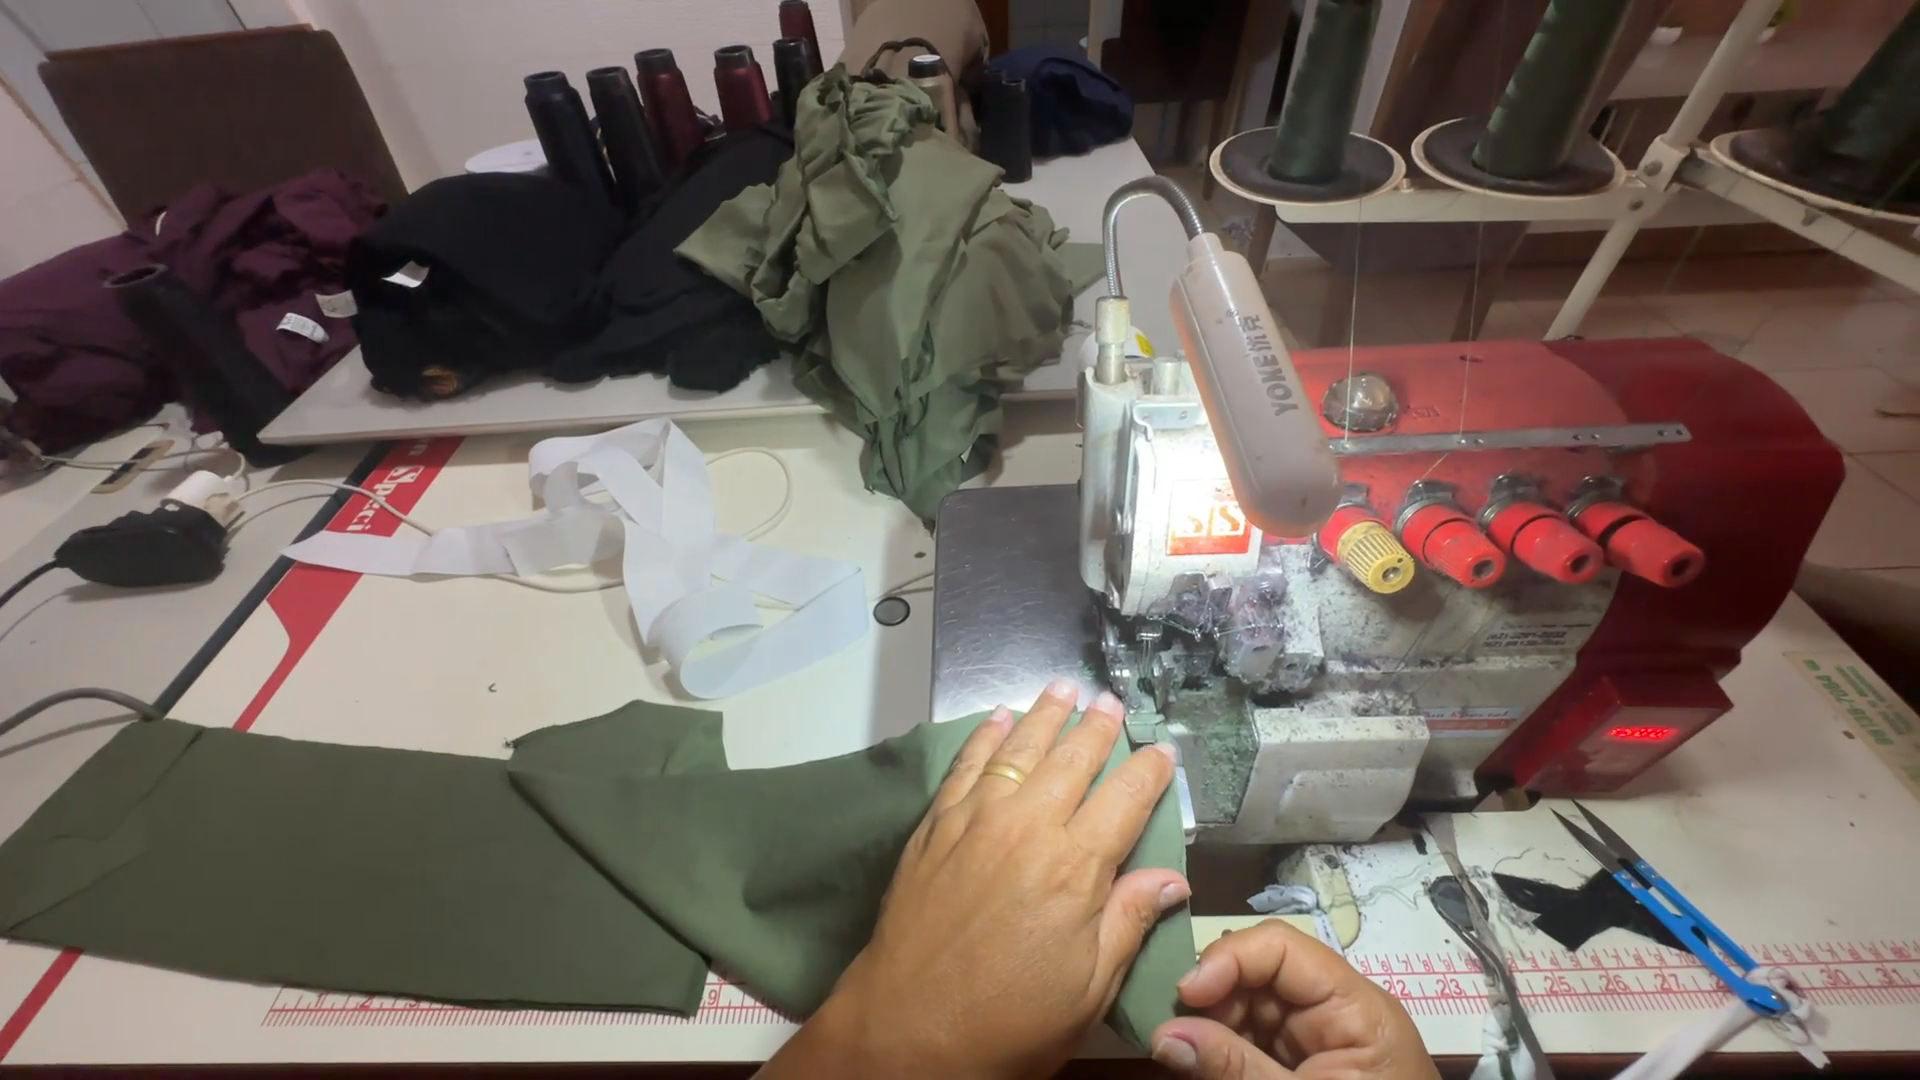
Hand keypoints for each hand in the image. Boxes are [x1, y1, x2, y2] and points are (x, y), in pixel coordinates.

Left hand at [762, 678, 1187, 1079]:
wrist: (909, 1026)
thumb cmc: (1011, 1020)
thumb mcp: (1088, 988)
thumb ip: (1128, 921)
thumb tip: (1172, 876)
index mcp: (1076, 867)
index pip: (1125, 800)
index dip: (1149, 771)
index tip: (1162, 749)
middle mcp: (1030, 826)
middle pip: (1072, 760)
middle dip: (1096, 727)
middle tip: (1110, 699)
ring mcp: (978, 817)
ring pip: (1020, 749)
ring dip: (1044, 715)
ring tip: (1062, 687)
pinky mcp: (938, 821)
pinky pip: (968, 764)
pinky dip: (985, 735)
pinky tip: (998, 716)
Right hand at [1150, 920, 1439, 1079]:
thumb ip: (1233, 1068)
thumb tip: (1162, 1036)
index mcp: (1357, 1008)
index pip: (1281, 946)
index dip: (1227, 958)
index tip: (1185, 994)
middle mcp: (1336, 1008)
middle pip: (1258, 970)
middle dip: (1213, 995)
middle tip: (1177, 1030)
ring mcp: (1318, 1036)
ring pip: (1246, 1001)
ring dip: (1211, 1021)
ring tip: (1183, 1050)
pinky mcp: (1302, 1062)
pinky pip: (1251, 1034)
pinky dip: (1223, 1044)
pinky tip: (1201, 1059)